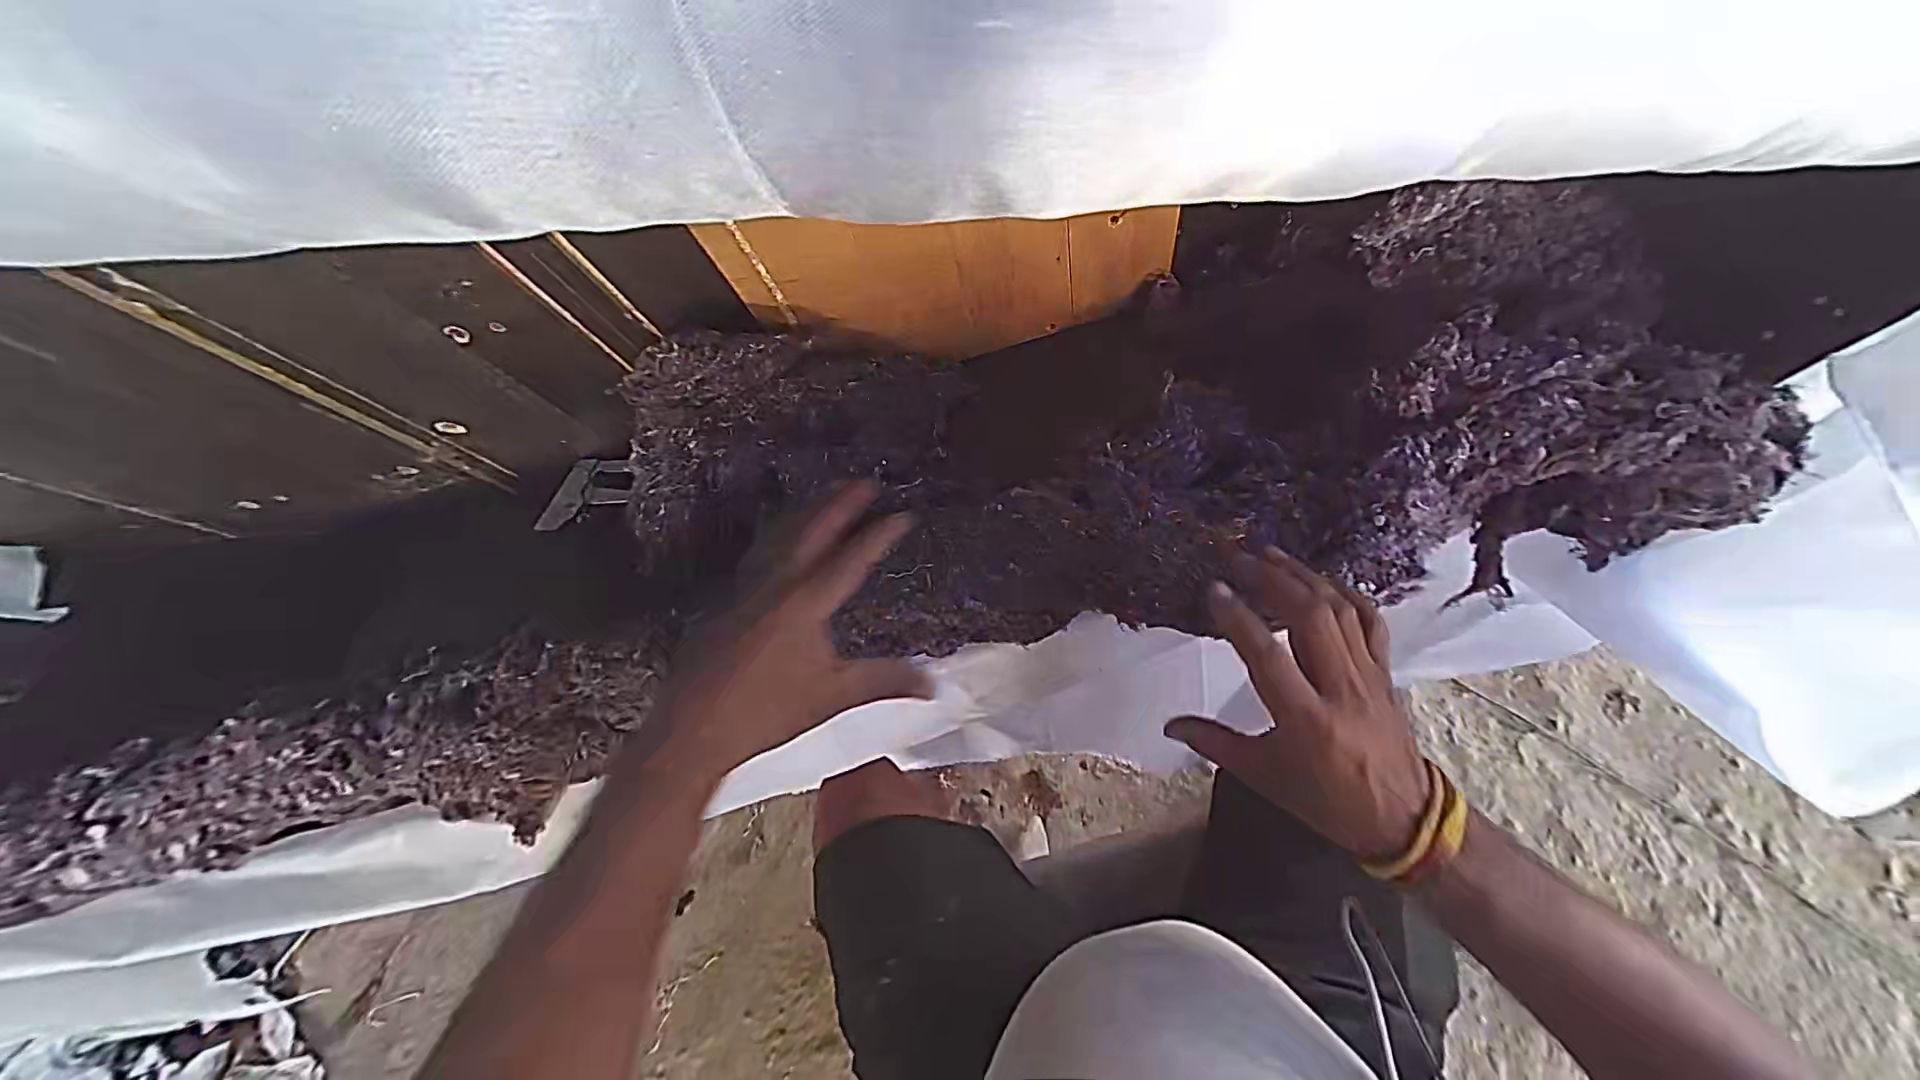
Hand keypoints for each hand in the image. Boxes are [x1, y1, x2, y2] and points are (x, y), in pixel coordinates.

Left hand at [656, 481, 932, 776]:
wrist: (695, 727)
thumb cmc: (765, 712)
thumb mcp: (834, 695)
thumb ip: (885, 681)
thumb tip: (931, 683)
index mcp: (806, 603)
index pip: (852, 558)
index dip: (880, 534)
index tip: (902, 515)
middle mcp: (776, 585)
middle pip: (812, 530)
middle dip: (840, 502)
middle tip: (863, 482)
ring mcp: (747, 589)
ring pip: (781, 535)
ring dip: (807, 511)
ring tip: (825, 495)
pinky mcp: (728, 600)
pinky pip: (759, 553)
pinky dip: (778, 534)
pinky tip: (779, 540)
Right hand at [1165, 544, 1431, 860]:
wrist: (1403, 819)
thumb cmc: (1325, 799)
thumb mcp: (1262, 775)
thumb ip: (1213, 742)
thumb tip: (1169, 724)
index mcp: (1305, 720)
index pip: (1267, 656)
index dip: (1238, 618)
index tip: (1215, 589)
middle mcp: (1340, 689)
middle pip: (1310, 618)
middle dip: (1272, 580)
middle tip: (1239, 559)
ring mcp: (1368, 677)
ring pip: (1339, 611)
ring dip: (1302, 576)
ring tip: (1270, 554)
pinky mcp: (1385, 672)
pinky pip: (1368, 621)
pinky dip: (1344, 592)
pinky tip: (1318, 578)